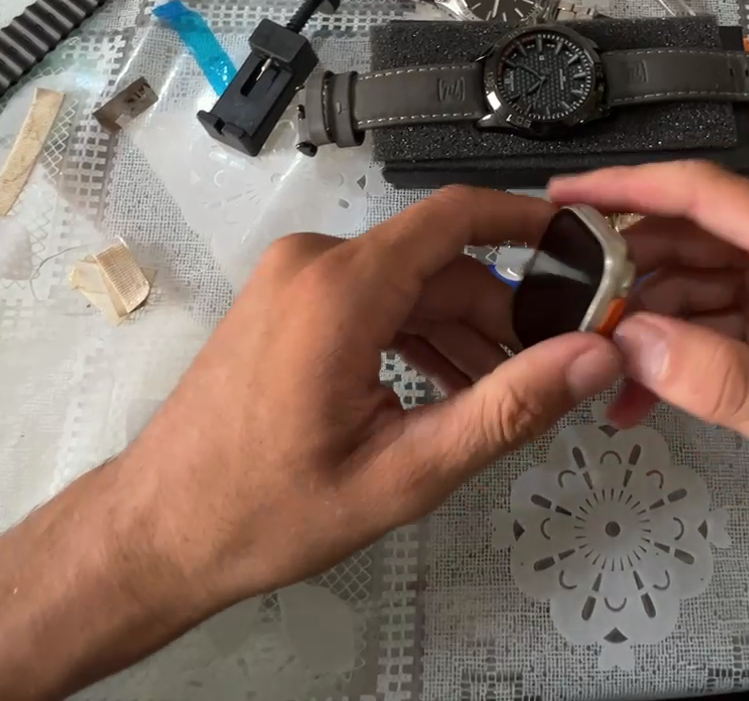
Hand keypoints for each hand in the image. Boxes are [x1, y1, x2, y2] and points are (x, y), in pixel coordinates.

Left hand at [112, 187, 622, 618]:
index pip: (455, 216)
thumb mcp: (405, 471)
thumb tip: (593, 357)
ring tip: (494, 395)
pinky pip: (375, 299)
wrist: (154, 533)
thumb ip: (508, 408)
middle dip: (497, 315)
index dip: (525, 220)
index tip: (578, 244)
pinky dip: (416, 335)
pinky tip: (443, 386)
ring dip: (459, 333)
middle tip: (544, 371)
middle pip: (440, 265)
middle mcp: (316, 261)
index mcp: (342, 288)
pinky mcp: (290, 298)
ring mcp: (297, 276)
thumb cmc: (267, 511)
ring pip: (410, 285)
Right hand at [550, 161, 748, 553]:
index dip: (628, 187)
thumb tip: (633, 340)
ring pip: (691, 277)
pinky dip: (670, 349)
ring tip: (591, 358)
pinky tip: (635, 395)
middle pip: (688, 233)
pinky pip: (710, 320)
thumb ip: (731, 386)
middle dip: (621, 261)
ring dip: (640, 314)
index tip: (561, 197)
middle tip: (558, 299)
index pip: (707, 195)